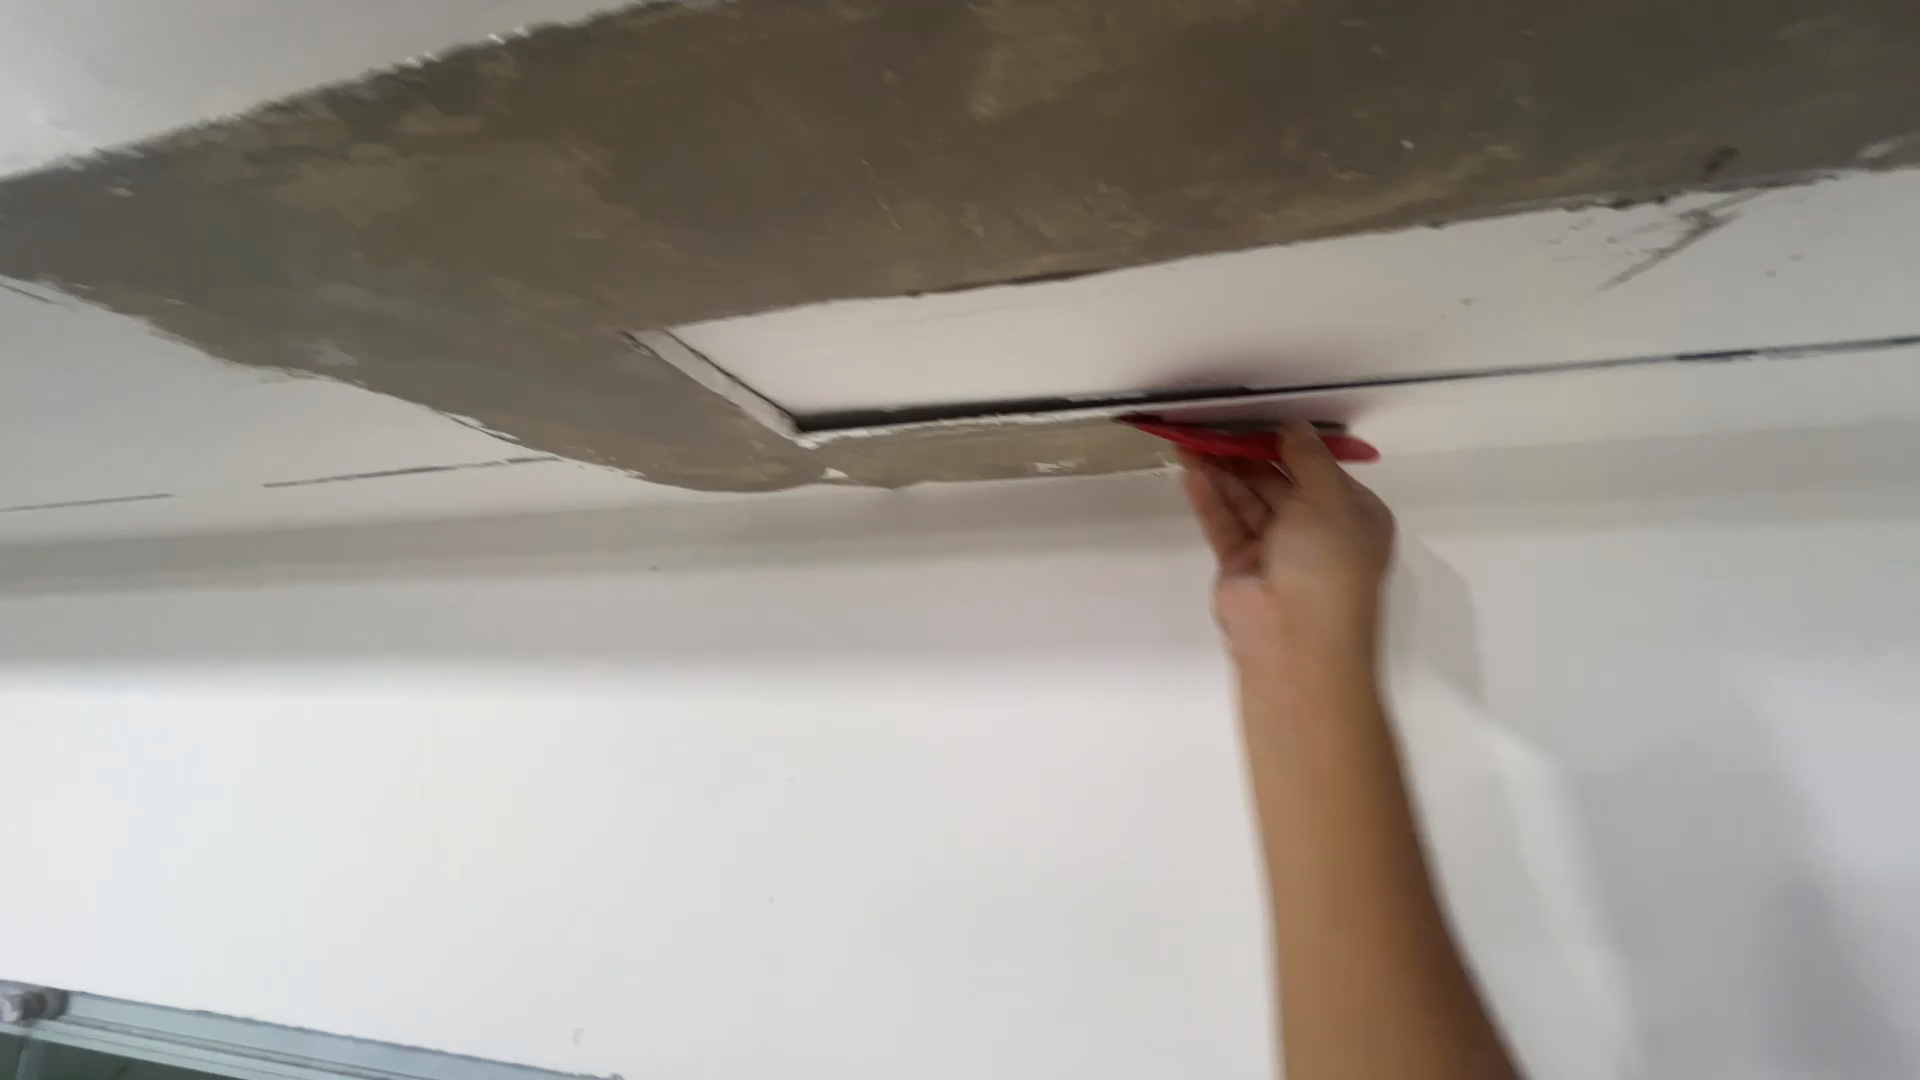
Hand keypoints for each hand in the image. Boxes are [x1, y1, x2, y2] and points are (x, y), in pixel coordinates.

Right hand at [1178, 421, 1394, 674]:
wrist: (1295, 638)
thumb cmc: (1327, 563)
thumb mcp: (1330, 499)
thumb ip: (1308, 458)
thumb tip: (1294, 425)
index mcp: (1351, 515)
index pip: (1318, 470)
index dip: (1288, 444)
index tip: (1257, 418)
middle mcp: (1314, 530)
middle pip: (1276, 482)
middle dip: (1246, 455)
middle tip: (1211, 426)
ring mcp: (1274, 549)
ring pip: (1245, 501)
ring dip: (1220, 473)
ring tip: (1188, 441)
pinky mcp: (1239, 565)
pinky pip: (1224, 524)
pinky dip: (1209, 500)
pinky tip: (1190, 474)